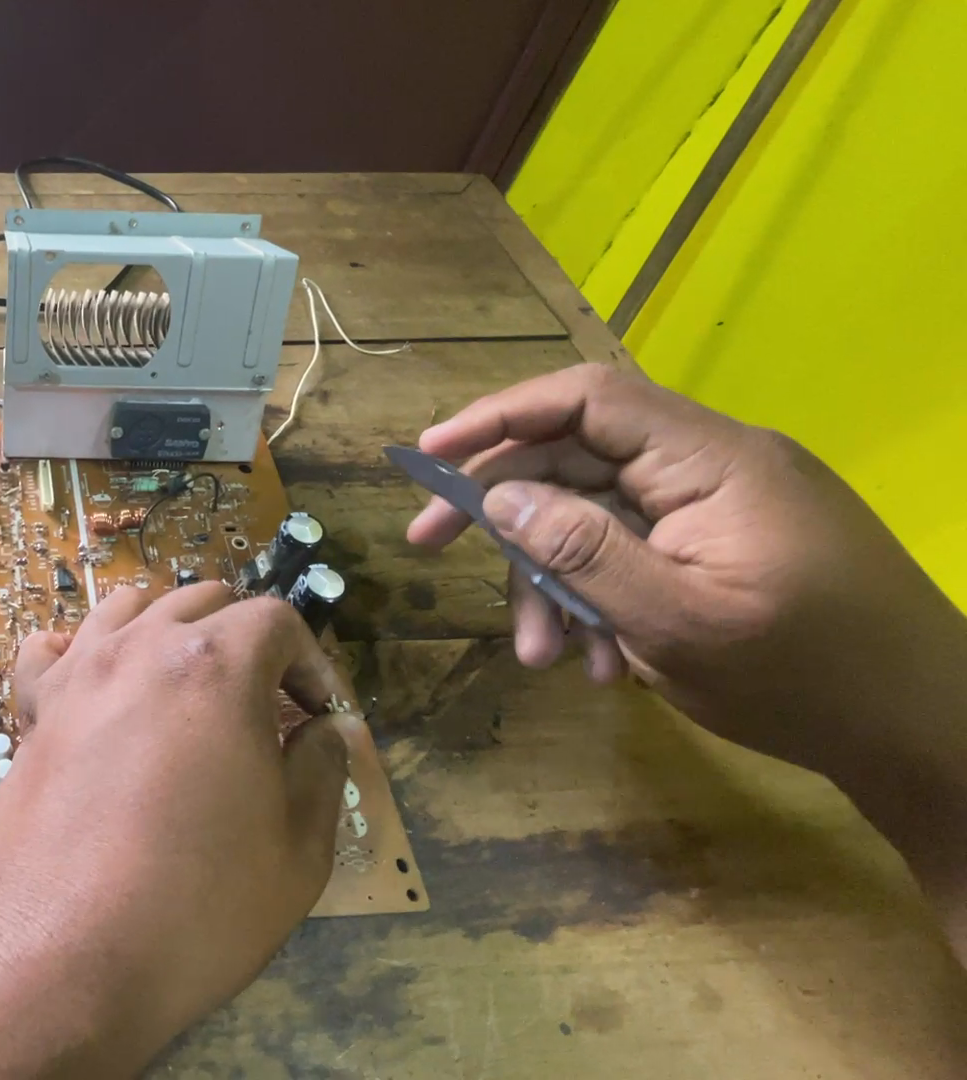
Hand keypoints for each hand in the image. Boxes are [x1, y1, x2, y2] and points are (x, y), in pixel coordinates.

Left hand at [0, 583, 368, 1067]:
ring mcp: (77, 671)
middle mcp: (140, 646)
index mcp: (215, 665)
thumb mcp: (298, 847)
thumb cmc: (196, 904)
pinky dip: (80, 650)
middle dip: (244, 639)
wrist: (62, 952)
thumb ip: (320, 766)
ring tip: (183, 689)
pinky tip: (97, 689)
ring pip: (127, 606)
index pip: (276, 619)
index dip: (310, 662)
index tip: (316, 716)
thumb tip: (322, 728)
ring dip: (167, 631)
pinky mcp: (33, 707)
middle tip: (260, 706)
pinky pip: (51, 647)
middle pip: (202, 600)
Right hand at [405, 363, 964, 778]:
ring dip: (547, 580)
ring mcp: (705, 509)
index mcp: (711, 462)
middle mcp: (704, 469)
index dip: (498, 415)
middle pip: (569, 459)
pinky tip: (591, 659)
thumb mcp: (674, 619)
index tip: (430, 451)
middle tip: (427, 544)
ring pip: (585, 517)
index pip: (587, 399)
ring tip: (539, 654)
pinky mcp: (705, 546)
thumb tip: (495, 495)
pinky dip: (590, 600)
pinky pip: (619, 554)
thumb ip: (579, 550)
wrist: (928, 738)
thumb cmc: (808, 678)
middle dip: (497, 510)